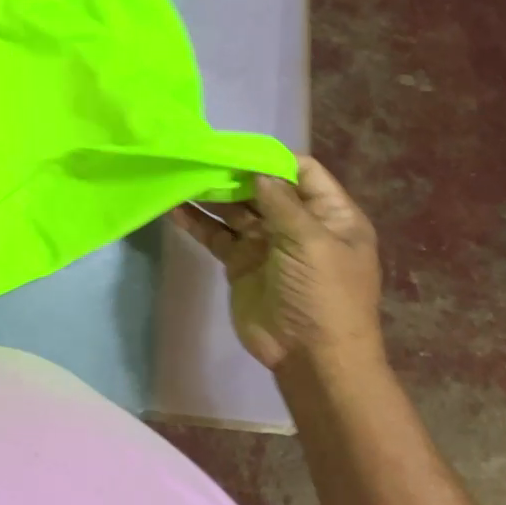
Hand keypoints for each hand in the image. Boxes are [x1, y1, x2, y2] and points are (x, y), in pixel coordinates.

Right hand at [172, 156, 382, 372]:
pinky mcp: (241, 263)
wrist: (311, 357)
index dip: (272, 157)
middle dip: (234, 172)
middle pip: (263, 187)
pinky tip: (174, 208)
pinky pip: (217, 235)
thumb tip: (257, 171)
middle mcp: (299, 224)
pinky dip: (197, 222)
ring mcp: (267, 244)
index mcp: (330, 215)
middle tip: (199, 157)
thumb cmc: (324, 294)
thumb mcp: (311, 242)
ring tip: (181, 175)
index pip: (302, 171)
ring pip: (235, 209)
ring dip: (211, 193)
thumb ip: (282, 203)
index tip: (235, 147)